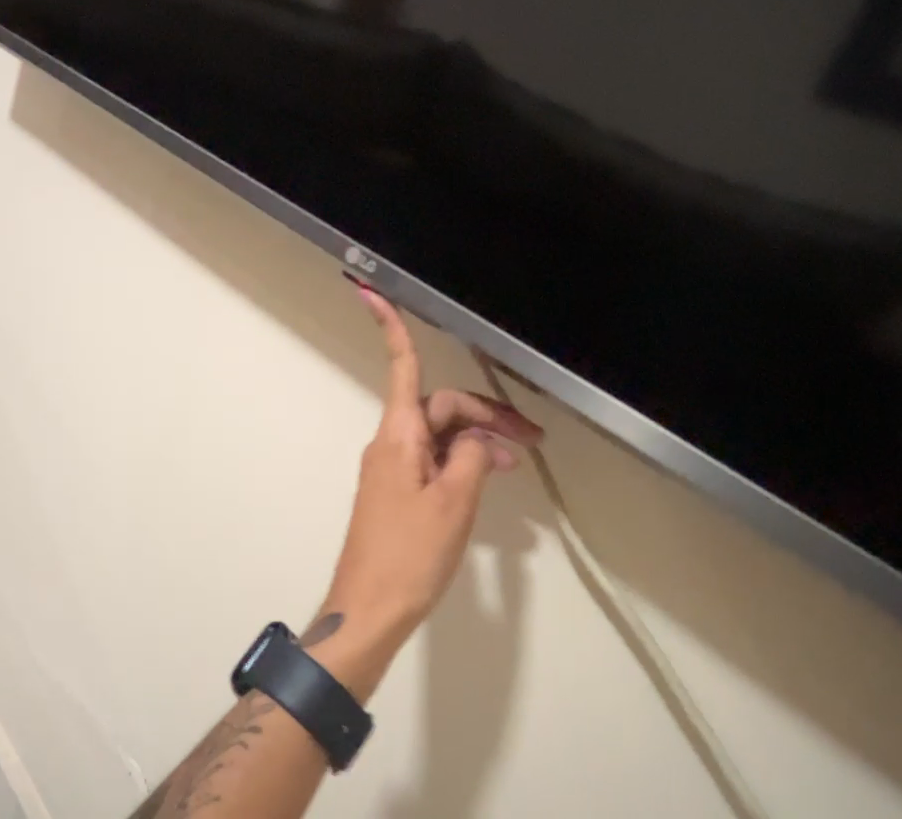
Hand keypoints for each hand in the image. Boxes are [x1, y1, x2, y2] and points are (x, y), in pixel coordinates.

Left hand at [310, 286, 543, 698]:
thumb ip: (474, 459)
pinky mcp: (396, 492)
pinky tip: (491, 480)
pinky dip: (463, 463)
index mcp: (400, 434)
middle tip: (532, 440)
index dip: (391, 328)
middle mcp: (392, 442)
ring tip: (519, 464)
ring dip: (479, 442)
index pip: (402, 367)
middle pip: (441, 407)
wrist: (369, 610)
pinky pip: (434, 461)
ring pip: (441, 436)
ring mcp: (392, 468)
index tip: (369, 291)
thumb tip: (480, 442)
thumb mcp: (455, 502)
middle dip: (485, 414)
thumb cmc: (410, 554)